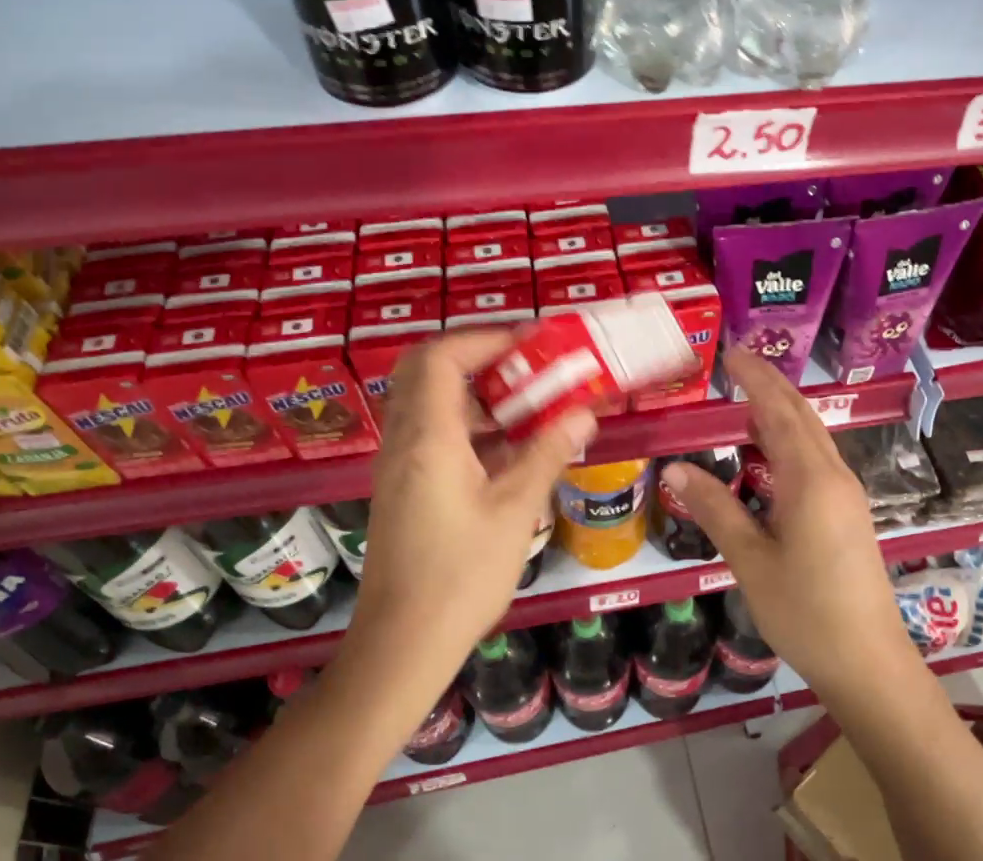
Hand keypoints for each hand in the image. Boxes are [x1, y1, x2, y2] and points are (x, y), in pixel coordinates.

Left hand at [351, 332, 596, 674]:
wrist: (402, 644)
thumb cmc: (461, 576)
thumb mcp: (515, 512)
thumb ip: (547, 454)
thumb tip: (584, 414)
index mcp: (428, 437)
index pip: (444, 357)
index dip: (488, 338)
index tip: (535, 342)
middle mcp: (404, 440)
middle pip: (428, 370)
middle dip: (479, 357)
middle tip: (527, 365)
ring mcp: (399, 465)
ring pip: (428, 402)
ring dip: (475, 392)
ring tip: (528, 402)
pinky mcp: (403, 488)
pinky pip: (431, 434)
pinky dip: (467, 425)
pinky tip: (508, 449)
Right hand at [662, 349, 916, 697]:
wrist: (868, 662)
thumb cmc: (805, 611)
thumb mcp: (750, 559)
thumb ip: (714, 508)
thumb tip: (675, 467)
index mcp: (810, 479)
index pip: (779, 411)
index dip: (754, 378)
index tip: (730, 352)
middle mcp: (834, 476)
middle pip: (801, 416)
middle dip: (770, 386)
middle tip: (734, 364)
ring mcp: (846, 496)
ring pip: (812, 438)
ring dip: (781, 413)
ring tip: (744, 401)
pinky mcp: (848, 515)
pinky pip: (816, 460)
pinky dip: (789, 442)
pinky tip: (768, 456)